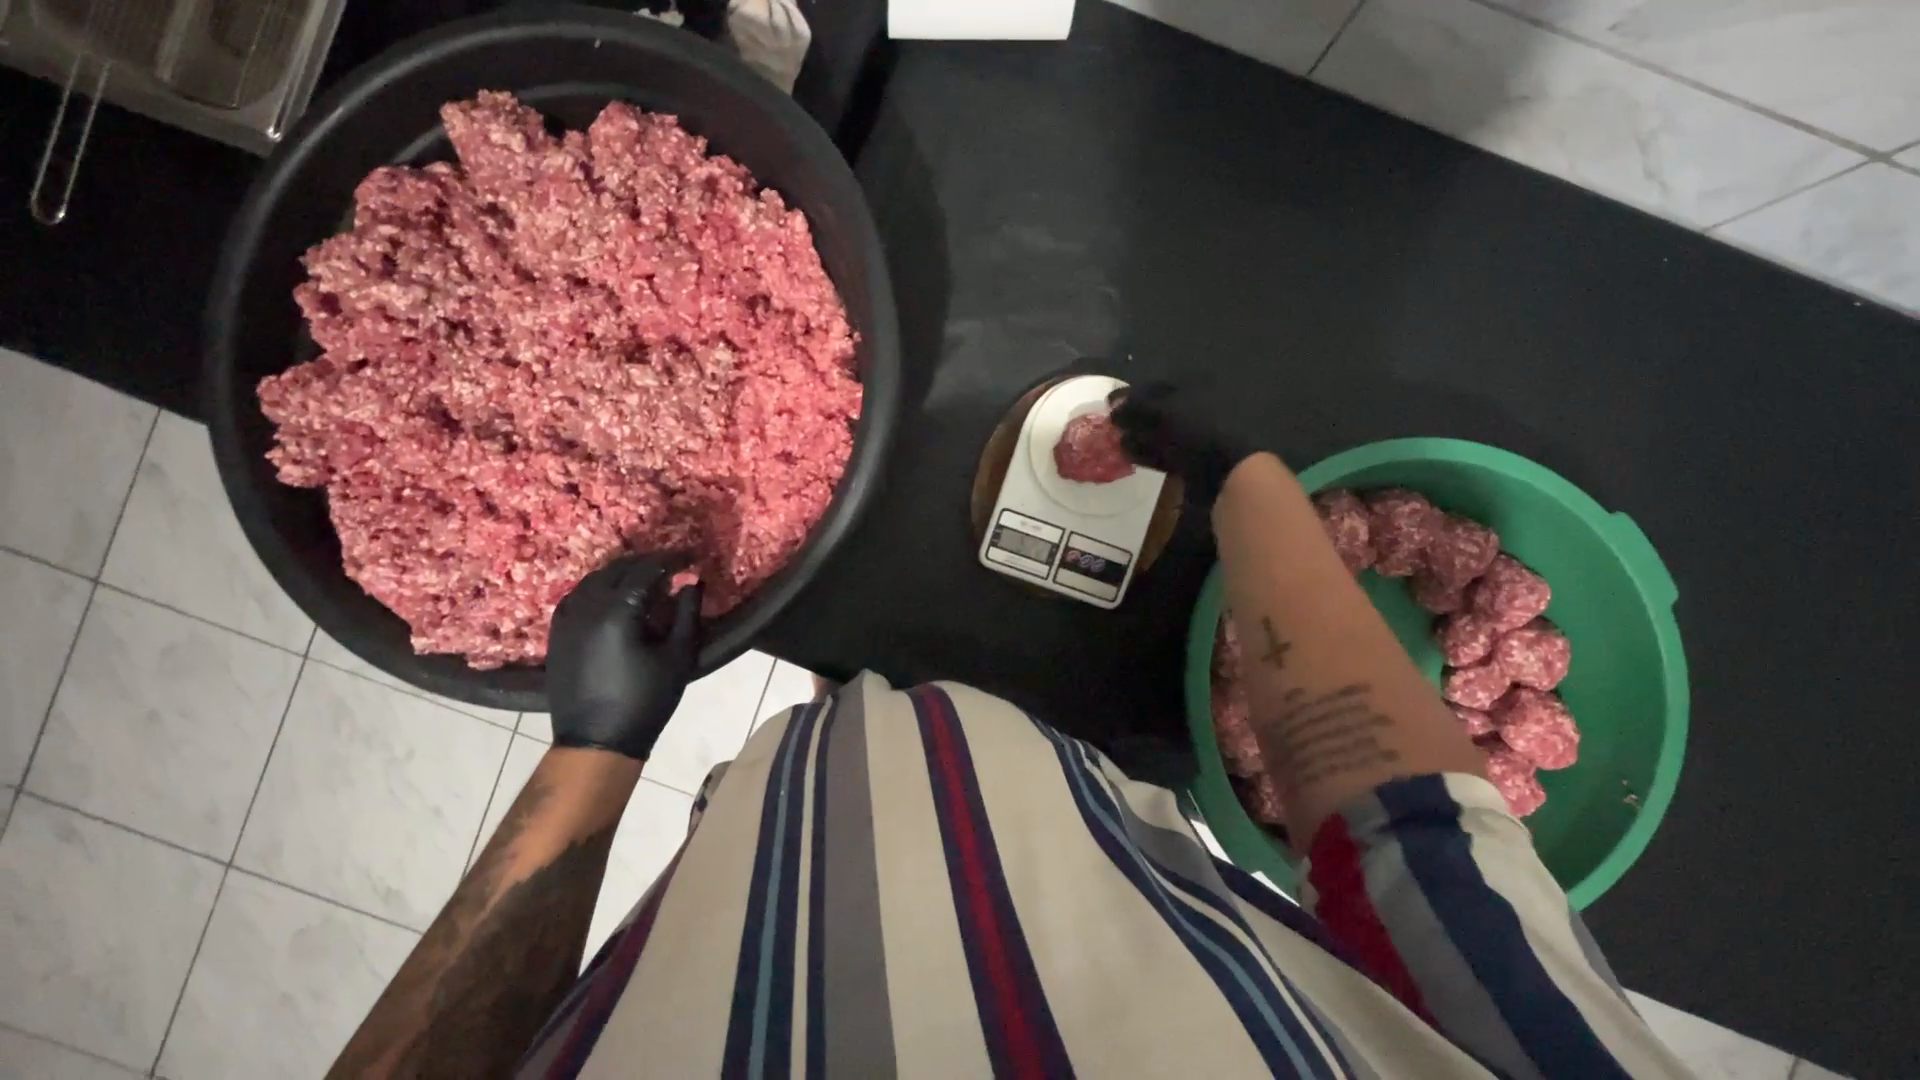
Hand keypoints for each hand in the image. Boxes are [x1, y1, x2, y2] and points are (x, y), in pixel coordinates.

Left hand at [546, 553, 702, 760]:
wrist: (597, 740)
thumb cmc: (646, 700)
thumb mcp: (678, 657)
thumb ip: (686, 614)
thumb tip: (692, 582)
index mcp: (617, 611)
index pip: (647, 569)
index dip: (672, 559)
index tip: (691, 557)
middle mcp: (587, 606)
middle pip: (618, 569)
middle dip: (647, 563)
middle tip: (672, 566)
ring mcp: (566, 619)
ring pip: (594, 579)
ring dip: (621, 573)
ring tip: (645, 579)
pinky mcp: (557, 633)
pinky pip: (577, 596)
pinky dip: (599, 588)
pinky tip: (613, 597)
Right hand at [1108, 381, 1254, 504]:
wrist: (1234, 471)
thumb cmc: (1202, 428)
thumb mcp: (1166, 410)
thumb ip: (1137, 406)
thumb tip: (1114, 407)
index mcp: (1201, 384)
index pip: (1160, 385)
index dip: (1133, 394)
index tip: (1109, 405)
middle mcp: (1204, 405)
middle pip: (1163, 409)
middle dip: (1136, 417)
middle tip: (1113, 426)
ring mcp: (1204, 435)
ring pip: (1165, 432)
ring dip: (1141, 437)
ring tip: (1118, 443)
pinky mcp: (1200, 461)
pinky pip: (1170, 453)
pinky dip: (1150, 454)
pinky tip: (1131, 456)